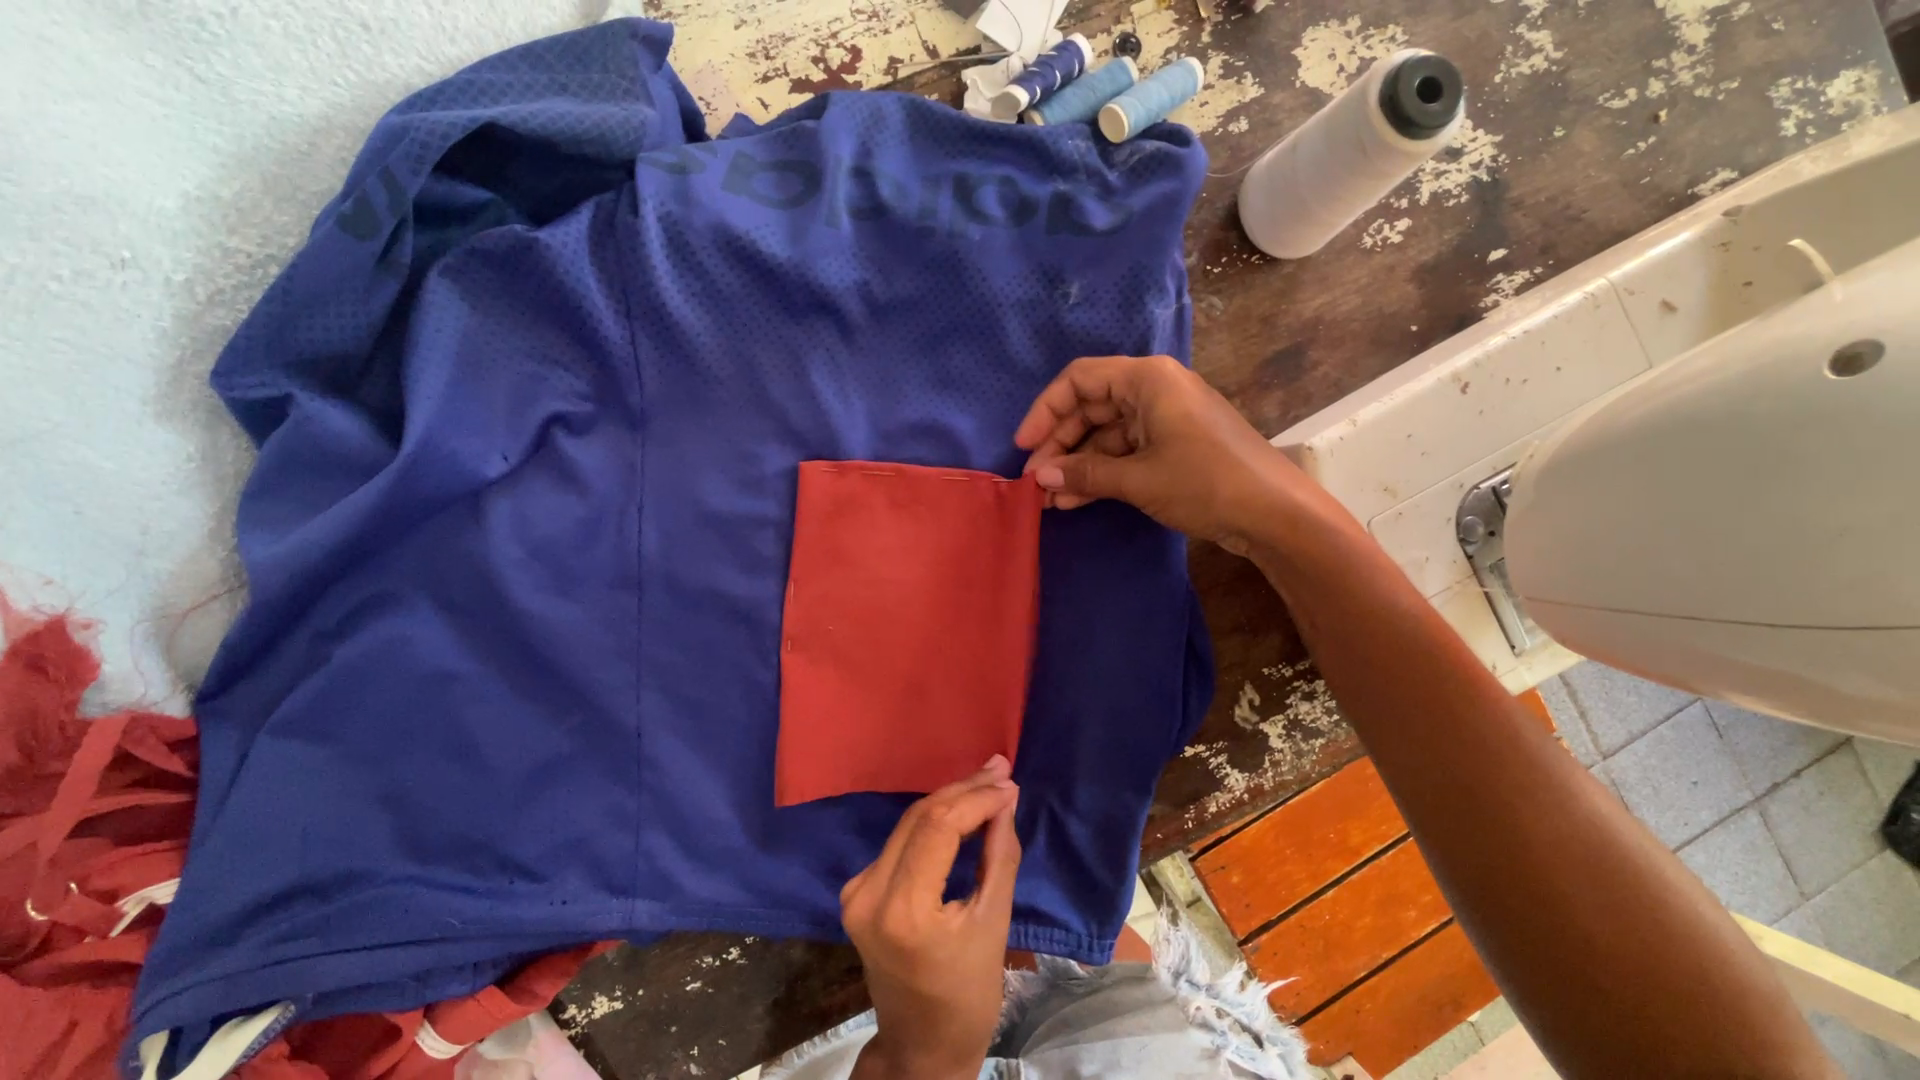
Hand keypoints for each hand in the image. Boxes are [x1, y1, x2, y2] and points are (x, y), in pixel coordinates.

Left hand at [842, 756, 1021, 1079]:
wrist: (921, 1045)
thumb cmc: (967, 994)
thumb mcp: (993, 924)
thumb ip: (998, 856)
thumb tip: (1005, 801)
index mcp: (902, 909)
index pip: (937, 828)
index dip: (975, 800)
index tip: (1009, 784)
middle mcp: (868, 893)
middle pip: (918, 819)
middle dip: (963, 791)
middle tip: (1001, 769)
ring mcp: (856, 892)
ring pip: (907, 826)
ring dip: (949, 803)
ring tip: (989, 782)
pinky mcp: (857, 893)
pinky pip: (899, 844)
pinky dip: (932, 824)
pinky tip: (961, 810)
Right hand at [1014, 355, 1312, 551]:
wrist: (1274, 513)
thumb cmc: (1205, 482)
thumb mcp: (1138, 478)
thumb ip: (1085, 474)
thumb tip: (1039, 478)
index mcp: (1148, 379)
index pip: (1080, 379)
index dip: (1045, 411)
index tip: (1024, 447)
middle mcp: (1154, 390)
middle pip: (1091, 406)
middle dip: (1059, 444)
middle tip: (1035, 481)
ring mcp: (1165, 419)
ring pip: (1106, 434)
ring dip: (1077, 465)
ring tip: (1049, 499)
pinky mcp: (1174, 446)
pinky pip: (1126, 452)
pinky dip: (1101, 473)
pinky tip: (1075, 500)